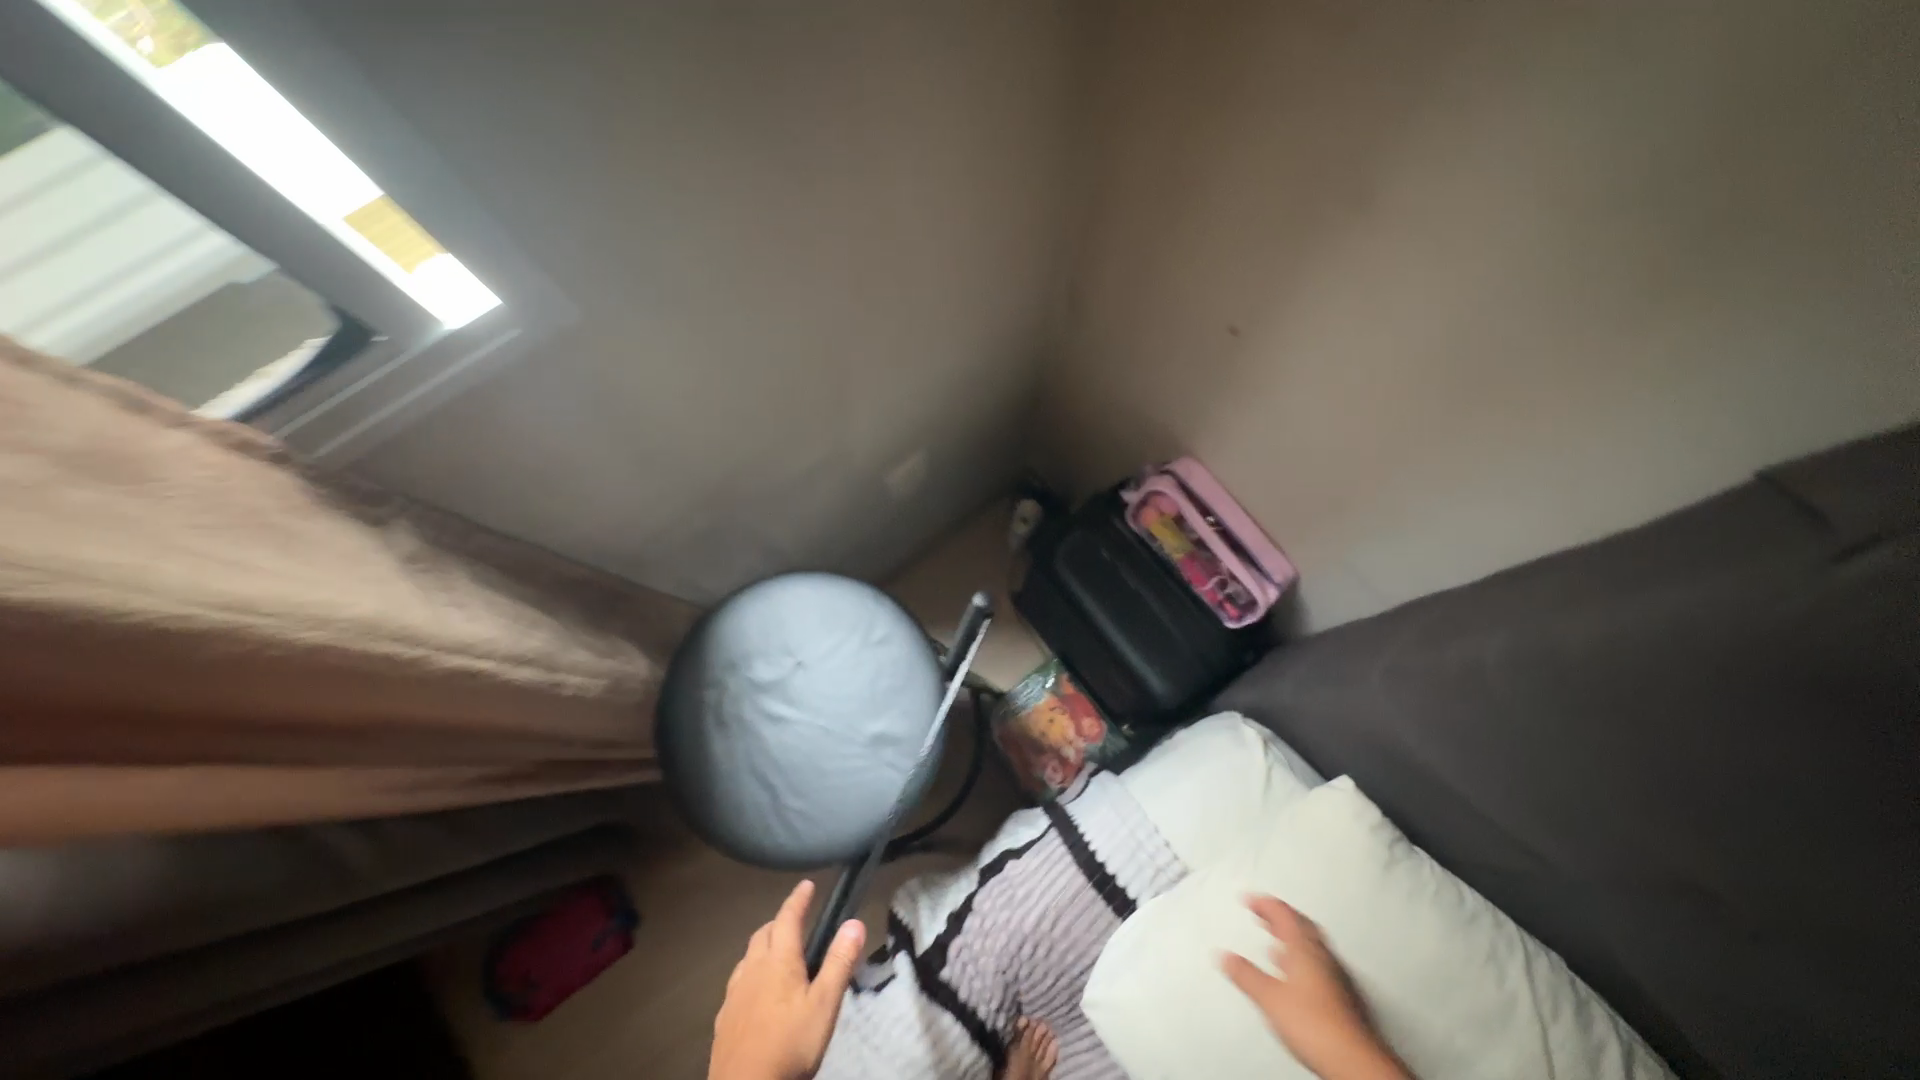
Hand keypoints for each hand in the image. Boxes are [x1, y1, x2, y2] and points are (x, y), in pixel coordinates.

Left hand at [709, 879, 865, 1079]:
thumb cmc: (790, 1044)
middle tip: (797, 920)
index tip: (807, 884)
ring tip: (778, 952)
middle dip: (780, 921)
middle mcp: (753, 969)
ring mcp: (735, 994)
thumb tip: (854, 921)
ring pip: (748, 956)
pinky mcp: (725, 1018)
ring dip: (763, 945)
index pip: (788, 918)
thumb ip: (839, 962)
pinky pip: (738, 982)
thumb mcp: (824, 1005)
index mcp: (778, 961)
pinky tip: (756, 992)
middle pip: (764, 933)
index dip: (798, 899)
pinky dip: (751, 972)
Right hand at [1221, 895, 1410, 1079]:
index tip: (1250, 899)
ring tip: (1277, 942)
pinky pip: (1321, 966)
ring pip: (1313, 947)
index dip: (1265, 904)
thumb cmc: (1316, 1026)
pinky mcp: (1343, 997)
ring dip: (1293, 939)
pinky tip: (1297, 977)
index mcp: (1305, 950)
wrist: (1353, 1060)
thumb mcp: (1269, 998)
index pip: (1284, 914)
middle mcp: (1324, 958)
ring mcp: (1337, 977)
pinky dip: (1304, 961)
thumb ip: (1246, 975)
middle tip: (1265, 912)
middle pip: (1302, 926)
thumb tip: (1226, 957)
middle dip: (1281, 916)